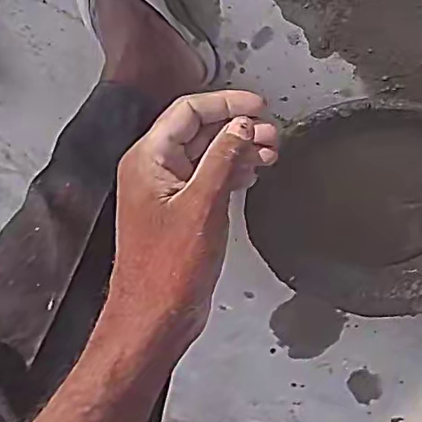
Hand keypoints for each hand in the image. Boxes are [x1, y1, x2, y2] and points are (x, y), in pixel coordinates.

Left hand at [107, 90, 279, 352]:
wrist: (154, 319)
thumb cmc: (169, 269)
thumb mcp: (203, 204)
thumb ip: (224, 157)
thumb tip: (243, 124)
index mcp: (149, 159)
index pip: (189, 110)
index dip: (226, 102)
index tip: (260, 106)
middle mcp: (155, 168)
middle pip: (201, 129)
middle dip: (239, 126)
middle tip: (272, 133)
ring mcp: (168, 189)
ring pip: (209, 152)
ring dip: (240, 147)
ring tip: (271, 152)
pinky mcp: (182, 209)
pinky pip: (210, 174)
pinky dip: (234, 168)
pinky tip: (254, 172)